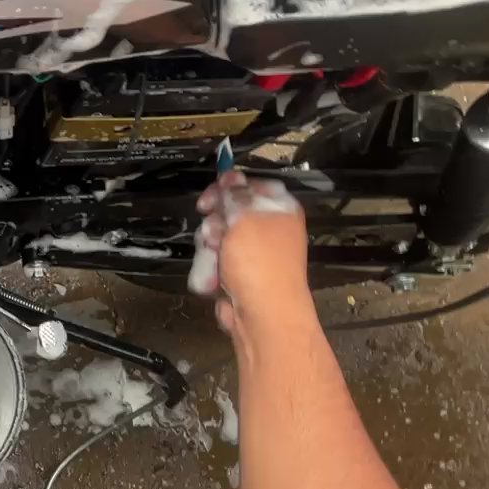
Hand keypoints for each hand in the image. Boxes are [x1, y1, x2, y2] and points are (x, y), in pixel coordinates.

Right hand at [190, 172, 313, 338]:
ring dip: (209, 248)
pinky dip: (210, 267)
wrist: (261, 312)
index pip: (252, 186)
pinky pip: (215, 261)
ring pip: (218, 238)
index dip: (229, 187)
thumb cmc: (259, 264)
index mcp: (279, 209)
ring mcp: (251, 252)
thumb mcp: (245, 220)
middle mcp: (268, 229)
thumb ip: (235, 195)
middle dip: (214, 223)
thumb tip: (231, 176)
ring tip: (215, 259)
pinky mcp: (237, 273)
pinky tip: (213, 275)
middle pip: (229, 213)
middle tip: (213, 233)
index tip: (209, 197)